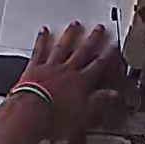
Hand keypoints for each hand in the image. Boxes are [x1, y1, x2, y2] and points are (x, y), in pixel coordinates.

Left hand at [13, 22, 123, 140]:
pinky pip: (40, 51)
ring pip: (63, 46)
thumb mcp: (84, 116)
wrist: (30, 114)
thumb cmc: (55, 118)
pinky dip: (42, 40)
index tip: (114, 46)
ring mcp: (51, 67)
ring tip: (75, 24)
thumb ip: (100, 103)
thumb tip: (113, 95)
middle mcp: (67, 70)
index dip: (108, 55)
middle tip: (99, 28)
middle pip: (83, 51)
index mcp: (80, 82)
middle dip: (93, 39)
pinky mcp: (35, 68)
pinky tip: (44, 32)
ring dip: (70, 35)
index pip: (99, 65)